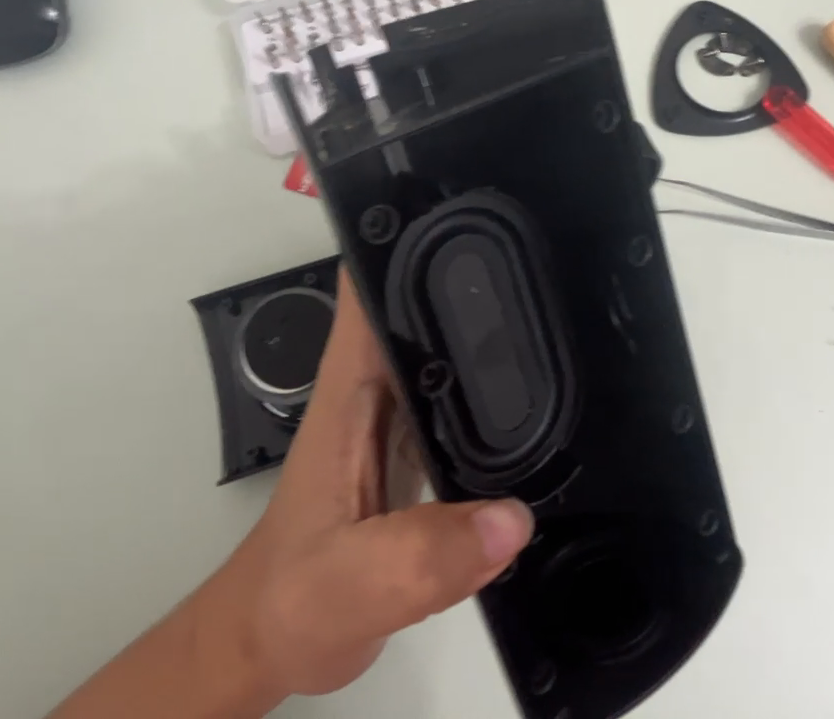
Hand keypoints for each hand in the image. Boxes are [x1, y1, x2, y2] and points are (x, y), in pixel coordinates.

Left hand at [208, 269, 533, 702]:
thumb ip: (424, 554)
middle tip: (543, 241)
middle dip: (471, 266)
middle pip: (421, 302)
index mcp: (352, 390)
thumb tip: (512, 517)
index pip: (369, 283)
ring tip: (555, 297)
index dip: (407, 230)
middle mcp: (376, 388)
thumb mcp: (352, 583)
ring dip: (487, 323)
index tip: (462, 197)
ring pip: (445, 346)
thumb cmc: (292, 601)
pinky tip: (540, 393)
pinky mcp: (418, 449)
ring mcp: (398, 417)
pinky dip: (496, 386)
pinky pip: (463, 399)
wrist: (278, 637)